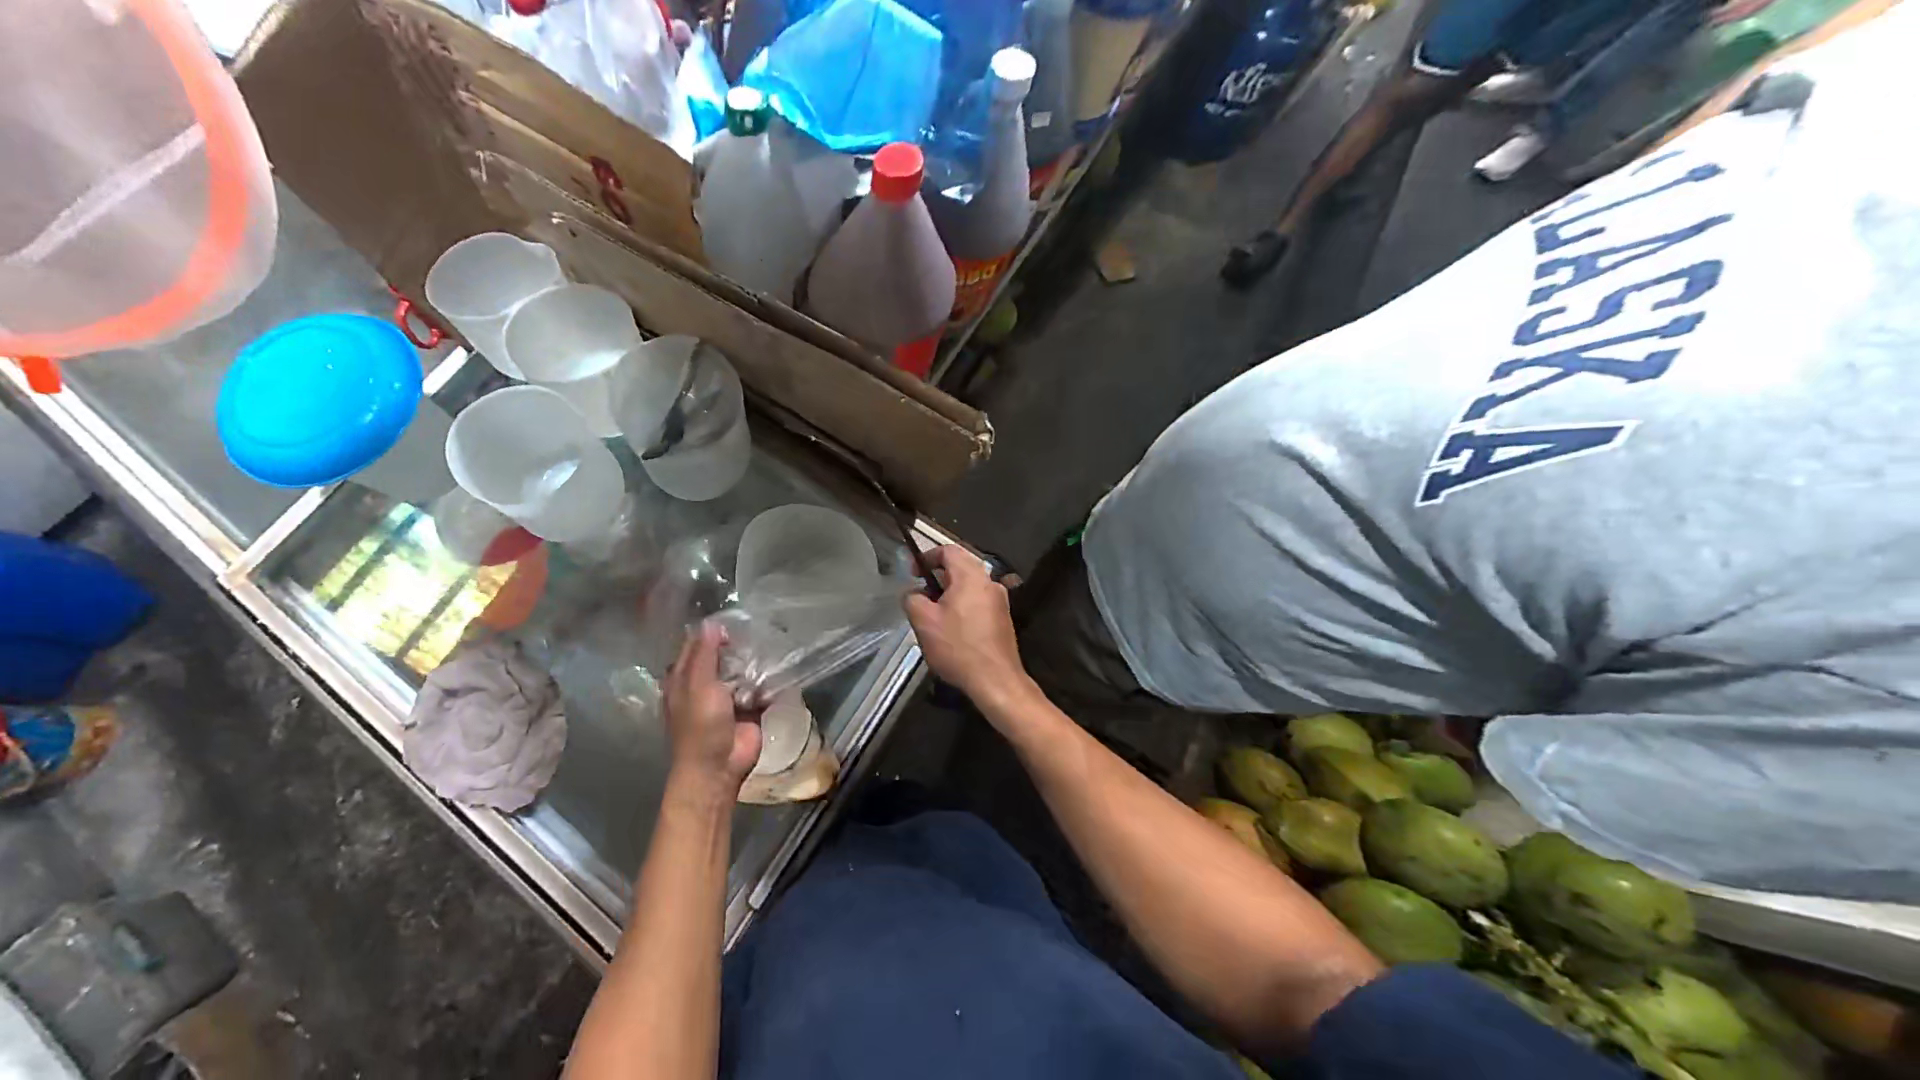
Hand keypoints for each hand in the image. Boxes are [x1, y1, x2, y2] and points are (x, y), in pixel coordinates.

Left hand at [664, 621, 761, 793]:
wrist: (719, 767)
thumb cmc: (701, 726)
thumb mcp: (698, 684)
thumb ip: (705, 653)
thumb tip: (711, 623)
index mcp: (683, 679)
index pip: (695, 646)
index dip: (710, 632)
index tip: (733, 617)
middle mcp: (704, 686)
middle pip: (721, 657)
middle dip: (737, 645)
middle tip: (759, 626)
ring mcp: (728, 698)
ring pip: (743, 671)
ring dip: (755, 661)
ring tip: (773, 642)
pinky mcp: (750, 709)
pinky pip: (761, 688)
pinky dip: (769, 680)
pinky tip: (780, 665)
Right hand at [903, 546, 1031, 702]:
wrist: (995, 680)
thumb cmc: (958, 647)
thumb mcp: (924, 622)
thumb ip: (912, 599)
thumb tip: (913, 593)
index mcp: (970, 576)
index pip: (948, 550)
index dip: (927, 556)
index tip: (913, 572)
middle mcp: (989, 582)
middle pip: (960, 566)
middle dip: (937, 575)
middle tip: (921, 593)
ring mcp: (999, 601)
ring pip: (970, 585)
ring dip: (950, 592)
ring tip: (933, 613)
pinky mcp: (1002, 618)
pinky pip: (978, 601)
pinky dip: (963, 605)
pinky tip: (952, 628)